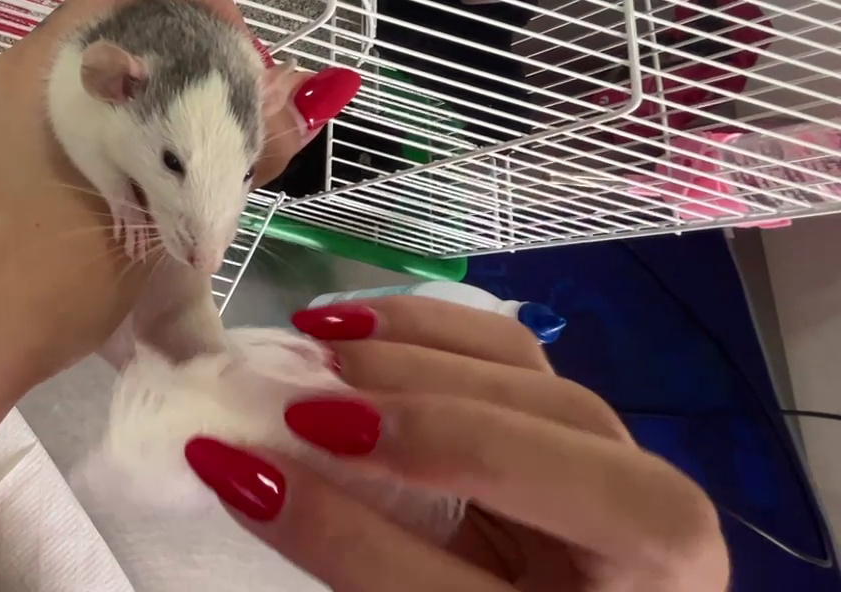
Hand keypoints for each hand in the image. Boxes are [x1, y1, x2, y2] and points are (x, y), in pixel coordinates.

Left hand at [0, 0, 363, 414]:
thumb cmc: (46, 282)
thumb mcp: (151, 220)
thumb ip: (225, 150)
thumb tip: (308, 92)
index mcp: (37, 70)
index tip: (243, 43)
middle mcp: (17, 76)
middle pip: (112, 26)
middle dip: (184, 48)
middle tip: (242, 93)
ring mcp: (8, 113)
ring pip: (99, 70)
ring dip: (160, 87)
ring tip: (217, 124)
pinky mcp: (11, 148)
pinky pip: (79, 106)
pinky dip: (129, 116)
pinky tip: (168, 153)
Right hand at [185, 295, 729, 589]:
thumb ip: (342, 547)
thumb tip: (230, 464)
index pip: (484, 589)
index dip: (353, 531)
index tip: (240, 473)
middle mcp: (653, 538)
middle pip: (572, 458)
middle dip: (424, 425)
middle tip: (302, 412)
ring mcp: (611, 454)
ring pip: (539, 378)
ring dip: (411, 352)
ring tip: (315, 346)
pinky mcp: (552, 401)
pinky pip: (506, 341)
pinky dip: (417, 319)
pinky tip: (343, 321)